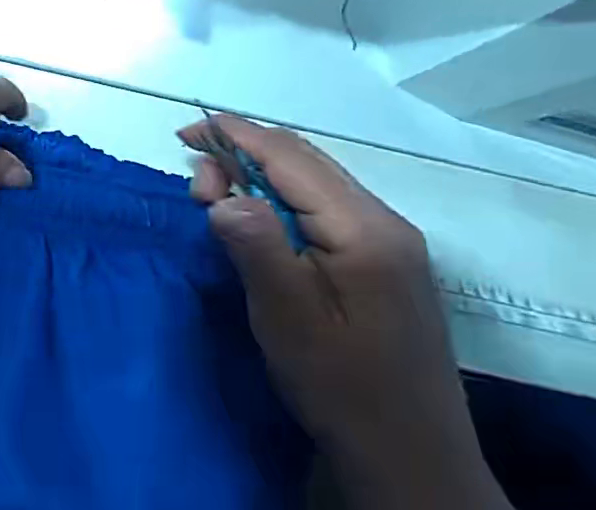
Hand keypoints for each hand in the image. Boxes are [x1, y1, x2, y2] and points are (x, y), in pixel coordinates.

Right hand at [181, 116, 507, 509]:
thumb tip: (222, 192)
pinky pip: (320, 204)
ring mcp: (388, 241)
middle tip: (197, 187)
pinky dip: (277, 197)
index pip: (289, 157)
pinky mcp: (381, 260)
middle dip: (241, 153)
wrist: (412, 461)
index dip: (233, 134)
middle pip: (302, 158)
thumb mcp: (287, 318)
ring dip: (257, 175)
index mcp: (366, 230)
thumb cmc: (342, 387)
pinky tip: (256, 221)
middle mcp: (384, 222)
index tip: (183, 133)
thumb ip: (256, 246)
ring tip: (218, 205)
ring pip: (311, 178)